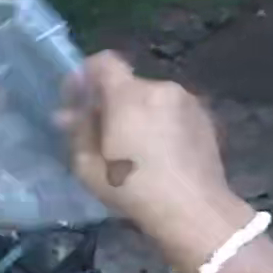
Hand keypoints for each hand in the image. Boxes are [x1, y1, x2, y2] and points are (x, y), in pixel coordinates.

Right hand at [62, 52, 254, 269]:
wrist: (192, 210)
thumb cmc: (132, 187)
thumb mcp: (87, 165)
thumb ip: (78, 130)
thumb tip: (67, 114)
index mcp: (129, 95)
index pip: (103, 62)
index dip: (85, 75)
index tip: (76, 100)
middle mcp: (161, 89)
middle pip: (126, 85)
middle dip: (109, 103)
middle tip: (99, 133)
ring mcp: (188, 102)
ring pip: (149, 98)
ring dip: (135, 114)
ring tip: (130, 147)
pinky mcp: (205, 118)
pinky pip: (170, 111)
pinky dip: (158, 123)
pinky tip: (155, 153)